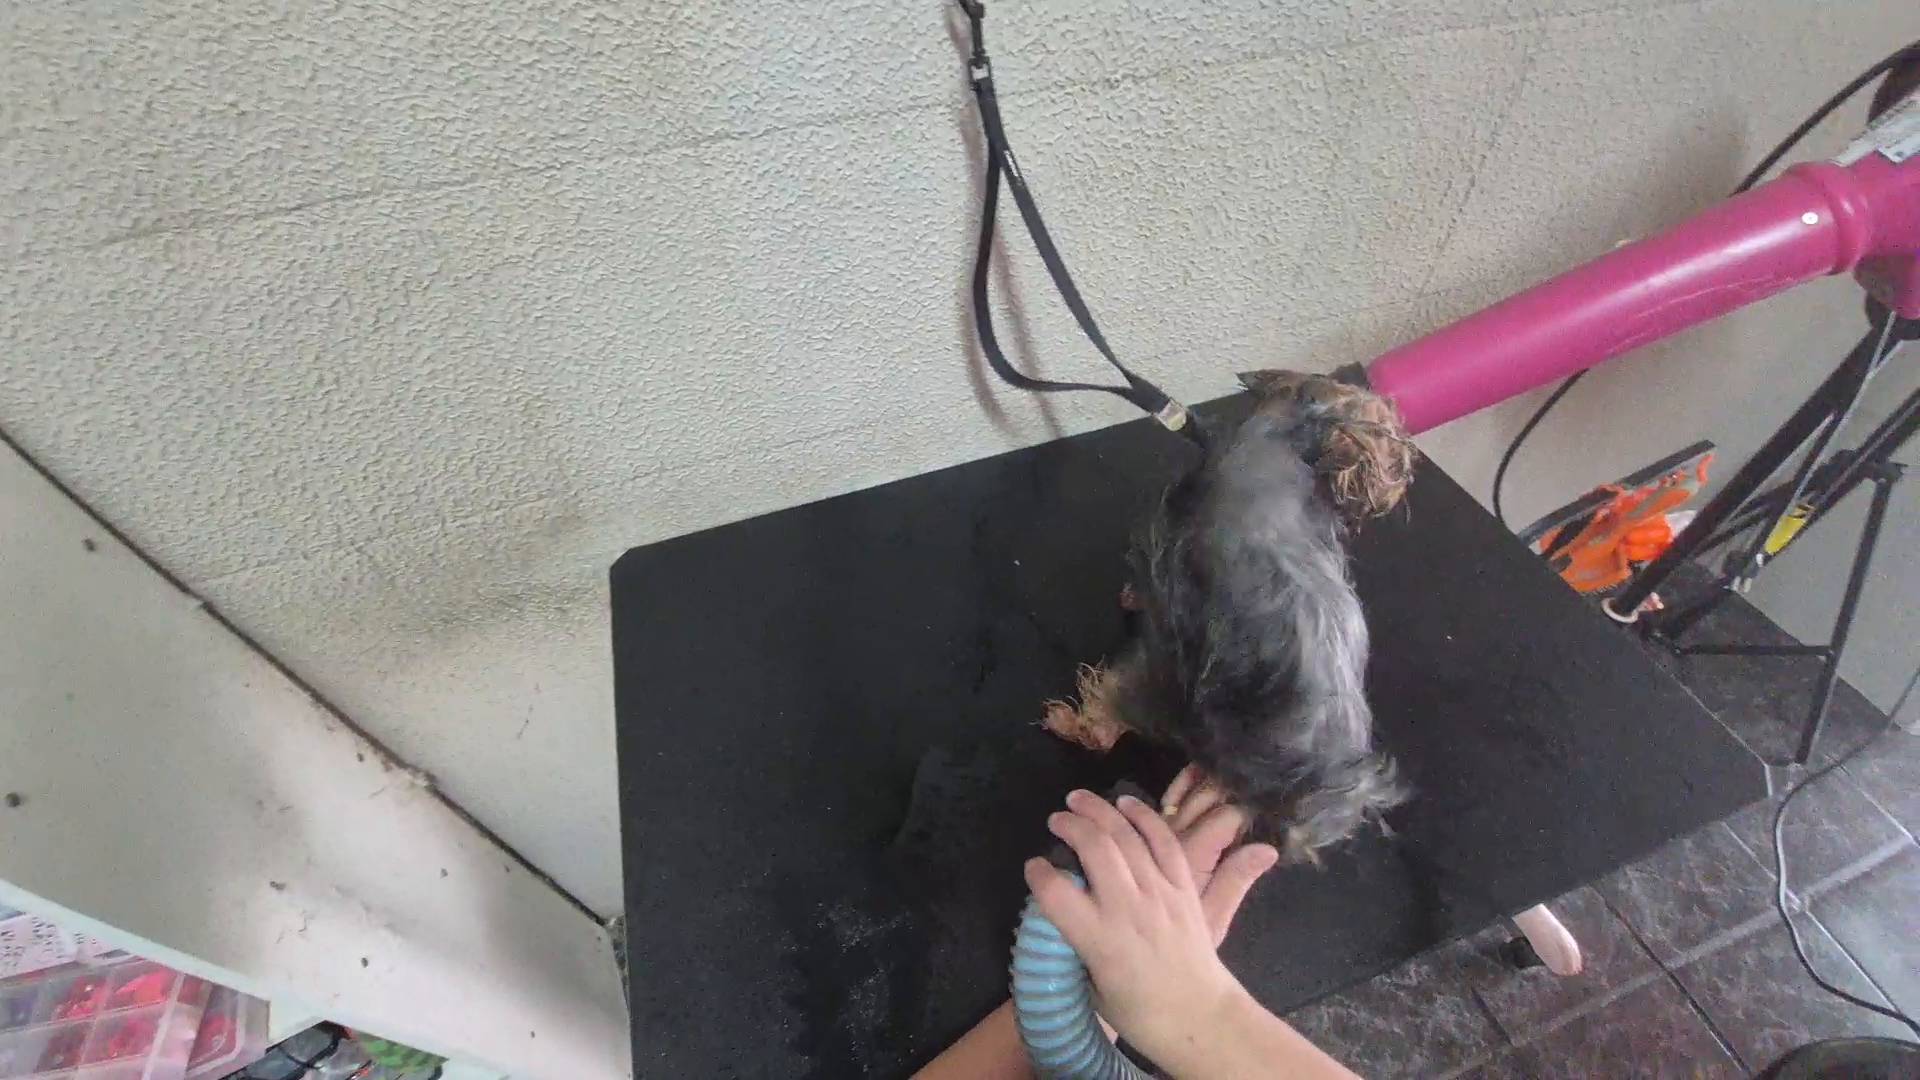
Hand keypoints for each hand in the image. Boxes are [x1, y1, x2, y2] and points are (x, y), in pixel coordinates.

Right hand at [1023, 789, 1278, 1064]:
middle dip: (1070, 824)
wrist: (1202, 1019)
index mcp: (1100, 940)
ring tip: (1079, 799)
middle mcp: (1128, 908)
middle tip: (1057, 819)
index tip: (1034, 866)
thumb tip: (1058, 909)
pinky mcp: (1183, 887)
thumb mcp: (1092, 987)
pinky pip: (1164, 840)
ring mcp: (1159, 893)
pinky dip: (1144, 816)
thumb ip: (1074, 942)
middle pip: (1094, 847)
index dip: (1038, 873)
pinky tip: (1125, 802)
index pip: (1057, 893)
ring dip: (1099, 810)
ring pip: (1126, 836)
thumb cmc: (1141, 1012)